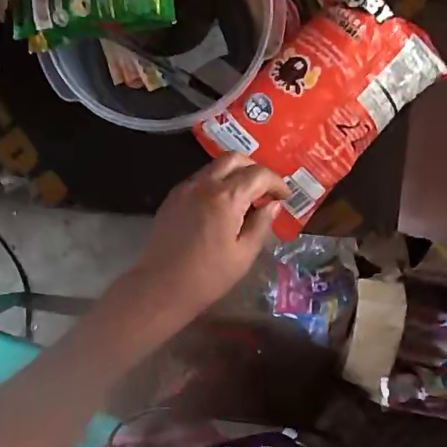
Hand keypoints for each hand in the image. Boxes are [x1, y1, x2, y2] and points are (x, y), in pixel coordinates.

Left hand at [115, 155, 288, 323]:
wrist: (161, 287)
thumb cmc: (208, 276)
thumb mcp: (244, 254)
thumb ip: (261, 224)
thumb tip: (273, 205)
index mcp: (226, 198)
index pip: (259, 175)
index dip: (277, 183)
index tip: (286, 197)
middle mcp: (204, 184)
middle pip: (234, 159)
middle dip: (255, 169)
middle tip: (266, 191)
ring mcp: (185, 189)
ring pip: (215, 166)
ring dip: (235, 174)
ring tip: (246, 199)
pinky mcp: (172, 198)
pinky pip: (200, 179)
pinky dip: (216, 183)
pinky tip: (222, 207)